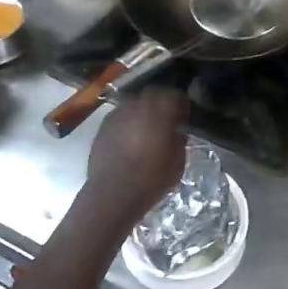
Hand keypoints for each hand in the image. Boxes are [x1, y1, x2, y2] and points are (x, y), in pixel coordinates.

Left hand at [81, 90, 188, 234]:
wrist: (113, 194)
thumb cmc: (151, 180)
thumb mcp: (178, 162)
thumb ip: (179, 139)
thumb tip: (176, 131)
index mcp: (160, 110)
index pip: (175, 95)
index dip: (182, 104)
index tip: (184, 116)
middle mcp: (137, 105)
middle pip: (153, 94)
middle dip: (161, 103)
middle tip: (167, 120)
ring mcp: (117, 113)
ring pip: (135, 103)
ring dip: (143, 111)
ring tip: (147, 129)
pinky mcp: (103, 126)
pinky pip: (121, 116)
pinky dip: (128, 122)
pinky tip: (130, 138)